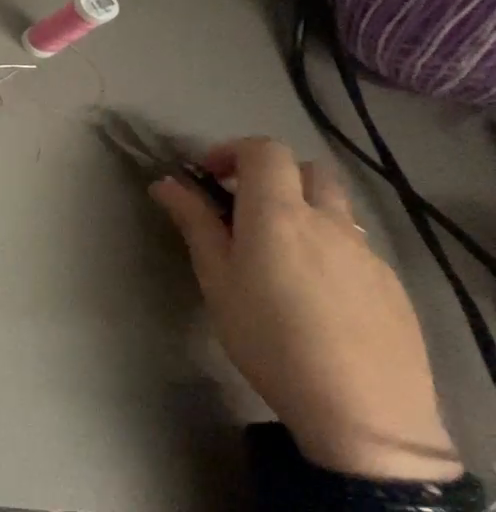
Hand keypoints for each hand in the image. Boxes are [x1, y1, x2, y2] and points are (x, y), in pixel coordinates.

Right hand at [152, 138, 460, 481]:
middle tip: (240, 207)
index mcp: (280, 214)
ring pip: (336, 208)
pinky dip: (326, 245)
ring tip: (274, 251)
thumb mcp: (216, 279)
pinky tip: (311, 290)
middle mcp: (330, 222)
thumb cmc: (268, 337)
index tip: (207, 179)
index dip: (232, 152)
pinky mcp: (392, 285)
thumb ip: (196, 224)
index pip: (265, 151)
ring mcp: (368, 254)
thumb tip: (168, 183)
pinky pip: (355, 245)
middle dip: (272, 175)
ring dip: (302, 209)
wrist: (363, 410)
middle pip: (309, 170)